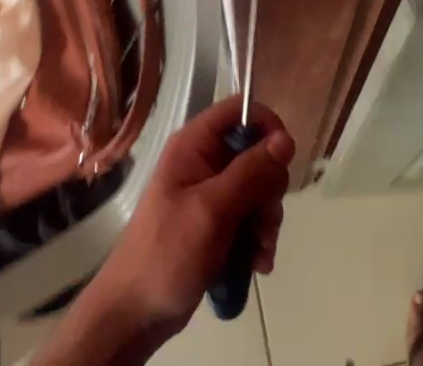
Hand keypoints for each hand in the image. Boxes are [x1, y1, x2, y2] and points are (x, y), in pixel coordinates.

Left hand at [36, 97, 294, 364]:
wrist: (136, 313)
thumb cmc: (167, 253)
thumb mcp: (213, 209)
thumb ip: (250, 172)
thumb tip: (286, 138)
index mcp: (194, 145)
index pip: (238, 109)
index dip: (266, 125)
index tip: (284, 158)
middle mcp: (203, 161)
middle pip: (256, 152)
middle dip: (269, 188)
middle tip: (264, 219)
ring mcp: (209, 193)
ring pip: (258, 188)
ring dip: (266, 219)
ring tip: (260, 251)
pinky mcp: (216, 222)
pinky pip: (250, 216)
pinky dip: (259, 237)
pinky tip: (257, 263)